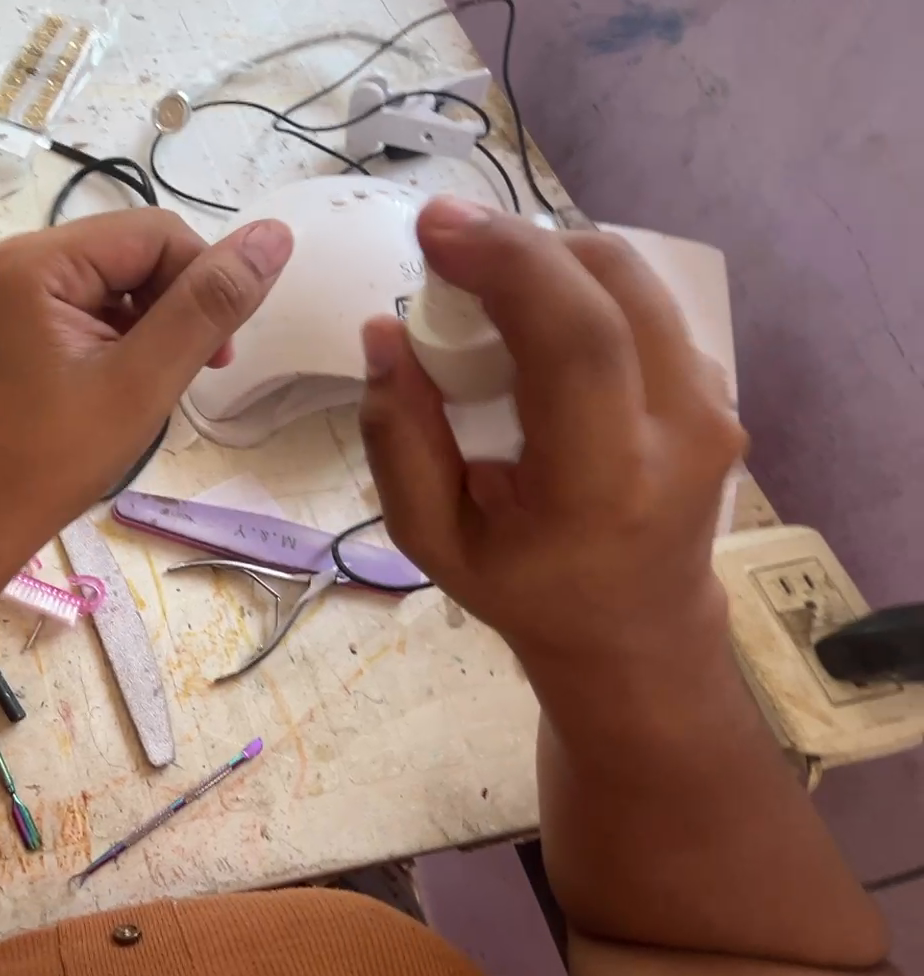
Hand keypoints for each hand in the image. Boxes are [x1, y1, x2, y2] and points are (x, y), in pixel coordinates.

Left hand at [0, 208, 293, 557]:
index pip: (154, 233)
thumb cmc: (59, 458)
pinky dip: (122, 339)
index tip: (220, 350)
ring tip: (157, 383)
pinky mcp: (17, 326)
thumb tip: (274, 234)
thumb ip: (209, 305)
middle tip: (196, 370)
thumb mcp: (145, 379)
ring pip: (116, 283)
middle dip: (176, 306)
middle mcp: (16, 263)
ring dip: (154, 325)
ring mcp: (11, 296)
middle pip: (132, 253)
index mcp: (34, 262)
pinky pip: (89, 309)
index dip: (202, 281)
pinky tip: (129, 381)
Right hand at [358, 196, 745, 663]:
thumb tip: (383, 334)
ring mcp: (713, 400)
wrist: (628, 623)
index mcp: (601, 480)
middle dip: (518, 245)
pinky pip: (637, 302)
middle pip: (614, 285)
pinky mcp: (711, 384)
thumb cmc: (515, 585)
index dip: (507, 266)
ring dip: (542, 260)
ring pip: (631, 280)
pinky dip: (568, 286)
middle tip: (440, 248)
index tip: (434, 229)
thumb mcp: (426, 535)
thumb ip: (399, 439)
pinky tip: (518, 315)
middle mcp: (682, 428)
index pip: (575, 339)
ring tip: (470, 285)